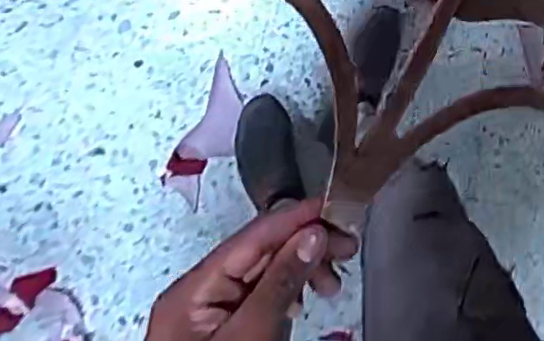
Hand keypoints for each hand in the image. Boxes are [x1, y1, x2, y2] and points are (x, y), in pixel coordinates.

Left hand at [147, 199, 358, 340]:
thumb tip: (315, 231)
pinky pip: (265, 289)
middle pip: (265, 247)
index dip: (302, 218)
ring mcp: (212, 308)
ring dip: (306, 267)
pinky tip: (308, 298)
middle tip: (349, 251)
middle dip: (309, 246)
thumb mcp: (251, 335)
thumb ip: (282, 279)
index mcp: (195, 287)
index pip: (257, 233)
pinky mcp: (226, 324)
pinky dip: (293, 287)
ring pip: (269, 266)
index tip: (343, 215)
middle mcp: (201, 289)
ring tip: (332, 284)